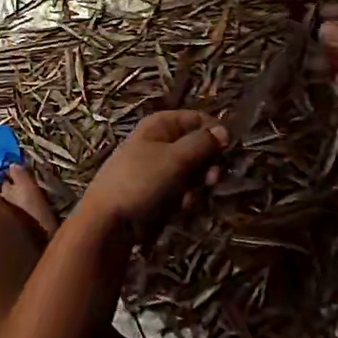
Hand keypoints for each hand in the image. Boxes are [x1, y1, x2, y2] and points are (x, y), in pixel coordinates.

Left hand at [76, 110, 227, 242]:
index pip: (197, 118)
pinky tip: (182, 207)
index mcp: (160, 124)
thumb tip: (225, 130)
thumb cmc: (141, 180)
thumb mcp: (175, 158)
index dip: (214, 132)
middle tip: (211, 180)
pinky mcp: (159, 189)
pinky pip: (183, 188)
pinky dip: (186, 197)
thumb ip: (201, 143)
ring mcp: (159, 166)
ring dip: (197, 184)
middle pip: (197, 145)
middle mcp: (160, 141)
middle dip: (207, 164)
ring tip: (191, 197)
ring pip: (193, 170)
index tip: (228, 151)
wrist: (109, 219)